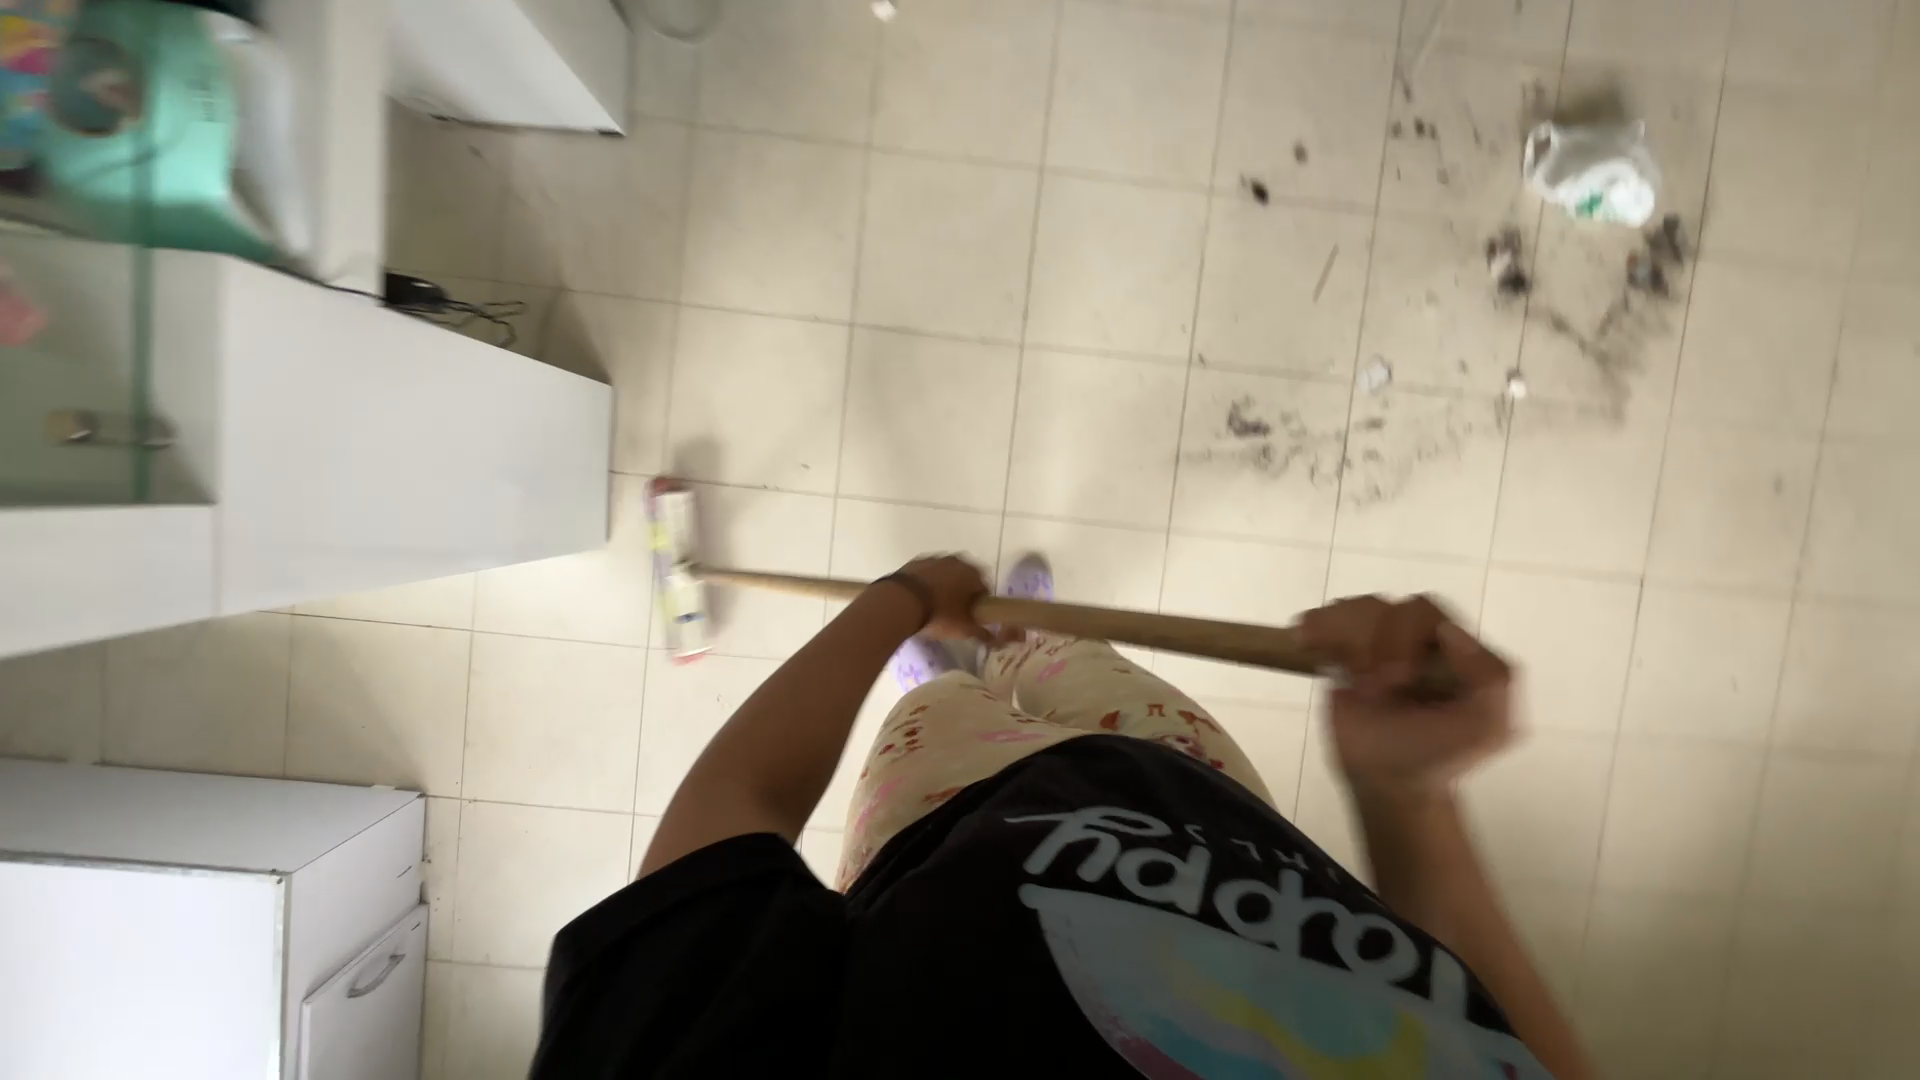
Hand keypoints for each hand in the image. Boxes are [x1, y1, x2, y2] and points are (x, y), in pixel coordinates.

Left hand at [883, 555, 1023, 645]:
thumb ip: (981, 631)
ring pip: (945, 574)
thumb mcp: (963, 628)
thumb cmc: (940, 614)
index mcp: (973, 573)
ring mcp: (934, 559)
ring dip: (944, 586)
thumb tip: (991, 636)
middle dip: (962, 592)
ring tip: (936, 606)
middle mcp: (956, 561)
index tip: (972, 616)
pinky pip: (927, 575)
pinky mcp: (914, 562)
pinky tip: (920, 599)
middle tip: (955, 612)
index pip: (984, 588)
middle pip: (965, 578)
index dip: (980, 604)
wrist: (901, 602)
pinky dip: (927, 584)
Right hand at [1298, 595, 1514, 799]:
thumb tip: (1451, 632)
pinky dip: (1315, 627)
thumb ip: (1493, 678)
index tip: (1400, 679)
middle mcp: (1414, 639)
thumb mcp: (1489, 728)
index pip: (1427, 611)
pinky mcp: (1340, 653)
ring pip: (1354, 609)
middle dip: (1375, 645)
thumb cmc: (1437, 756)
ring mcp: (1375, 644)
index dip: (1406, 637)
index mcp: (1451, 649)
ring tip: (1349, 679)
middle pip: (1386, 607)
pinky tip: (1306, 643)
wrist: (1386, 780)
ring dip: (1346, 641)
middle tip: (1373, 690)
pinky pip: (1325, 621)